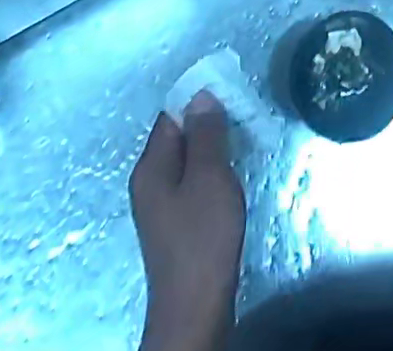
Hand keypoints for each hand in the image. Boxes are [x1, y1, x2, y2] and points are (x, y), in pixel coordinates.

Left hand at [130, 92, 245, 350]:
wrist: (195, 306)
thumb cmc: (202, 236)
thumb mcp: (209, 177)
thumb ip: (205, 134)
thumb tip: (201, 95)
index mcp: (151, 166)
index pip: (172, 115)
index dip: (198, 97)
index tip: (230, 86)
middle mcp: (149, 180)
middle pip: (178, 135)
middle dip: (208, 119)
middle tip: (243, 110)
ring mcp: (161, 203)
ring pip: (187, 157)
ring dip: (212, 143)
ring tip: (243, 134)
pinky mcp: (176, 221)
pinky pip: (192, 178)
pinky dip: (211, 167)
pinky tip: (231, 171)